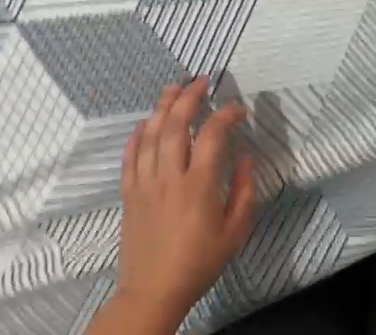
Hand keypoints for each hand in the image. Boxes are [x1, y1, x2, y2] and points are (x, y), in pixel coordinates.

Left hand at [111, 78, 258, 326]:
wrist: (153, 292)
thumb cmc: (199, 262)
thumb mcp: (235, 231)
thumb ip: (245, 191)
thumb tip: (246, 159)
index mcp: (199, 186)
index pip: (213, 136)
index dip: (227, 115)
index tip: (238, 110)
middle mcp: (170, 178)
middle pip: (176, 126)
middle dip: (188, 98)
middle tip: (200, 81)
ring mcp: (146, 184)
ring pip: (151, 136)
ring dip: (163, 108)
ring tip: (173, 89)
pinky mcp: (129, 194)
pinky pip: (130, 158)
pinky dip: (137, 136)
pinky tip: (145, 123)